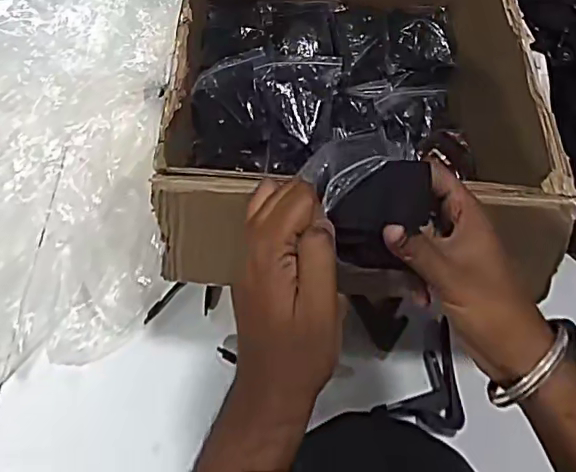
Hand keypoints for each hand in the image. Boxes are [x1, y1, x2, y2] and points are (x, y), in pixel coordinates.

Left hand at [231, 178, 341, 414]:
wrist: (270, 386)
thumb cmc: (298, 354)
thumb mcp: (322, 306)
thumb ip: (320, 253)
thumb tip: (320, 218)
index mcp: (267, 248)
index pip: (296, 194)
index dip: (320, 210)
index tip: (330, 237)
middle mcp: (249, 242)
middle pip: (277, 189)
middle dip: (305, 203)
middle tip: (325, 239)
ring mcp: (244, 250)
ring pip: (265, 199)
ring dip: (291, 207)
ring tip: (313, 240)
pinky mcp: (248, 261)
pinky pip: (261, 219)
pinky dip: (281, 220)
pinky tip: (299, 248)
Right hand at [382, 159, 555, 382]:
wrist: (516, 354)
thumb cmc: (495, 310)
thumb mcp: (447, 273)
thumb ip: (414, 247)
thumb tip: (388, 227)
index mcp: (470, 217)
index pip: (440, 177)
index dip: (416, 170)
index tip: (388, 170)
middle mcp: (464, 228)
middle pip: (427, 204)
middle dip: (404, 212)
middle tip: (380, 212)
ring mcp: (459, 251)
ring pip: (423, 234)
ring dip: (409, 249)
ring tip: (398, 262)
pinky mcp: (453, 273)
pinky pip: (425, 260)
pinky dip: (415, 272)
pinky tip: (416, 291)